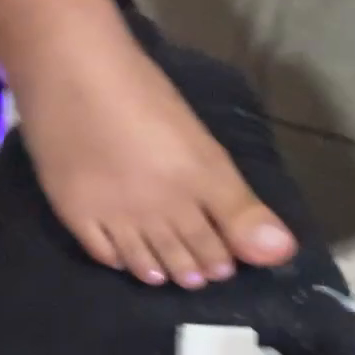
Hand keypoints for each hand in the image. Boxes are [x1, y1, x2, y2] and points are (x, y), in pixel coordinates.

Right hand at [9, 14, 296, 289]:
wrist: (73, 74)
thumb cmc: (141, 92)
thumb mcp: (204, 146)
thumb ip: (238, 204)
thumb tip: (281, 254)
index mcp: (194, 189)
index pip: (216, 240)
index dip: (225, 257)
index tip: (229, 268)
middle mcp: (156, 211)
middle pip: (178, 251)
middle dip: (193, 267)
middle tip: (199, 280)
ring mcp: (112, 216)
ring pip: (140, 255)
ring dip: (157, 269)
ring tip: (165, 279)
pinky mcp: (75, 213)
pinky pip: (100, 250)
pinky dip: (116, 261)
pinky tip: (121, 262)